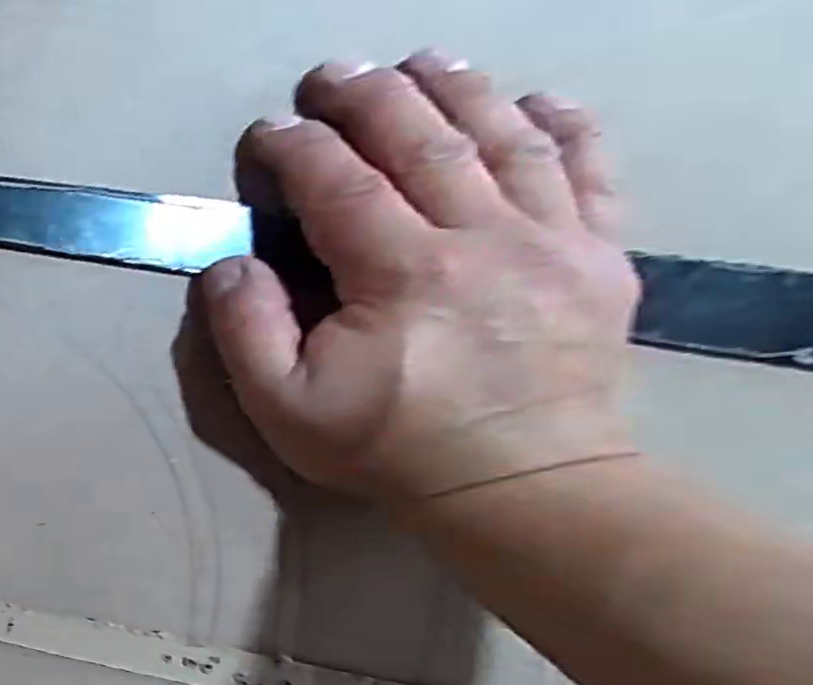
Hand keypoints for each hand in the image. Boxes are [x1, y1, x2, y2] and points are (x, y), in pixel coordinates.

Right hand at [199, 52, 641, 499]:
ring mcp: (551, 237)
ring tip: (420, 62)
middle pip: (423, 141)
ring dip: (457, 90)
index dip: (298, 151)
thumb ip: (248, 333)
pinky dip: (561, 123)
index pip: (341, 186)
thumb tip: (229, 267)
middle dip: (370, 98)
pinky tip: (534, 100)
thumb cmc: (383, 446)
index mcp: (401, 273)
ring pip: (504, 137)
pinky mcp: (597, 254)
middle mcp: (482, 236)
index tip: (267, 132)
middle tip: (330, 74)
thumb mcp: (283, 407)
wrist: (515, 480)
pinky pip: (587, 165)